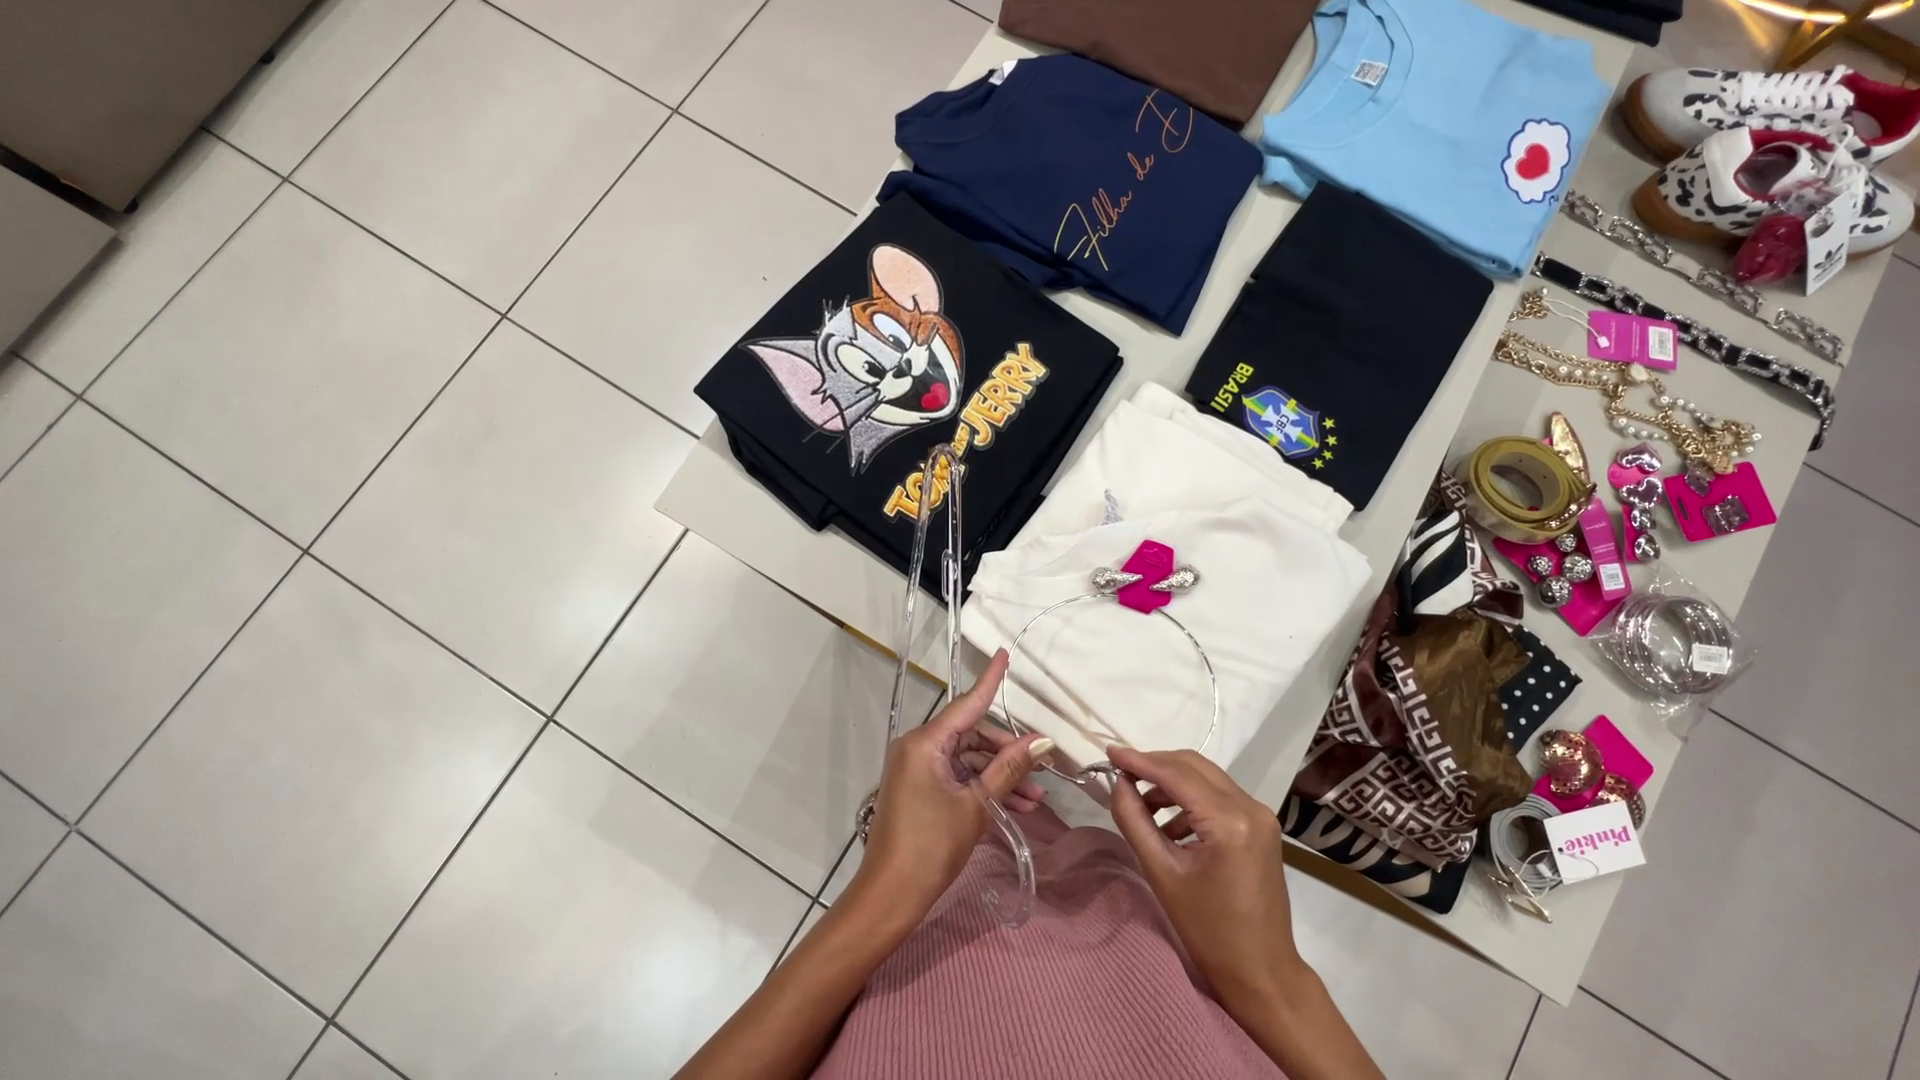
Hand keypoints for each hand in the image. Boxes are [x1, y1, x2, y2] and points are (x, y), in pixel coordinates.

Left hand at [857, 650, 1053, 916]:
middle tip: (1043, 766)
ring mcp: (917, 769)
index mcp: (925, 743)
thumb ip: (1009, 769)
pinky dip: (984, 788)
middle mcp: (918, 747)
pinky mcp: (920, 789)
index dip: (990, 680)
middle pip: (972, 734)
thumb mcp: (976, 805)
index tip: (1004, 654)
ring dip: (1001, 775)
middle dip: (1008, 750)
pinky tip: (1017, 807)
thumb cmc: (932, 845)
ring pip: (969, 759)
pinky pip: (959, 777)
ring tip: (1037, 798)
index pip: (967, 704)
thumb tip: (1042, 740)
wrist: (891, 894)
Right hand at [1107, 746, 1303, 1009]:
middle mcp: (1251, 807)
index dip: (1139, 761)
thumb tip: (1118, 784)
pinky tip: (1168, 825)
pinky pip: (1220, 796)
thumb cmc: (1207, 929)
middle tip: (1120, 774)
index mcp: (1229, 822)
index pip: (1176, 775)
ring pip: (1207, 777)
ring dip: (1172, 782)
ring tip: (1140, 804)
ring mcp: (1261, 815)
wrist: (1260, 969)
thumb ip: (1135, 821)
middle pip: (1194, 766)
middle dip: (1155, 765)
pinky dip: (1191, 799)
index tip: (1108, 752)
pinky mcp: (1262, 826)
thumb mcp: (1162, 873)